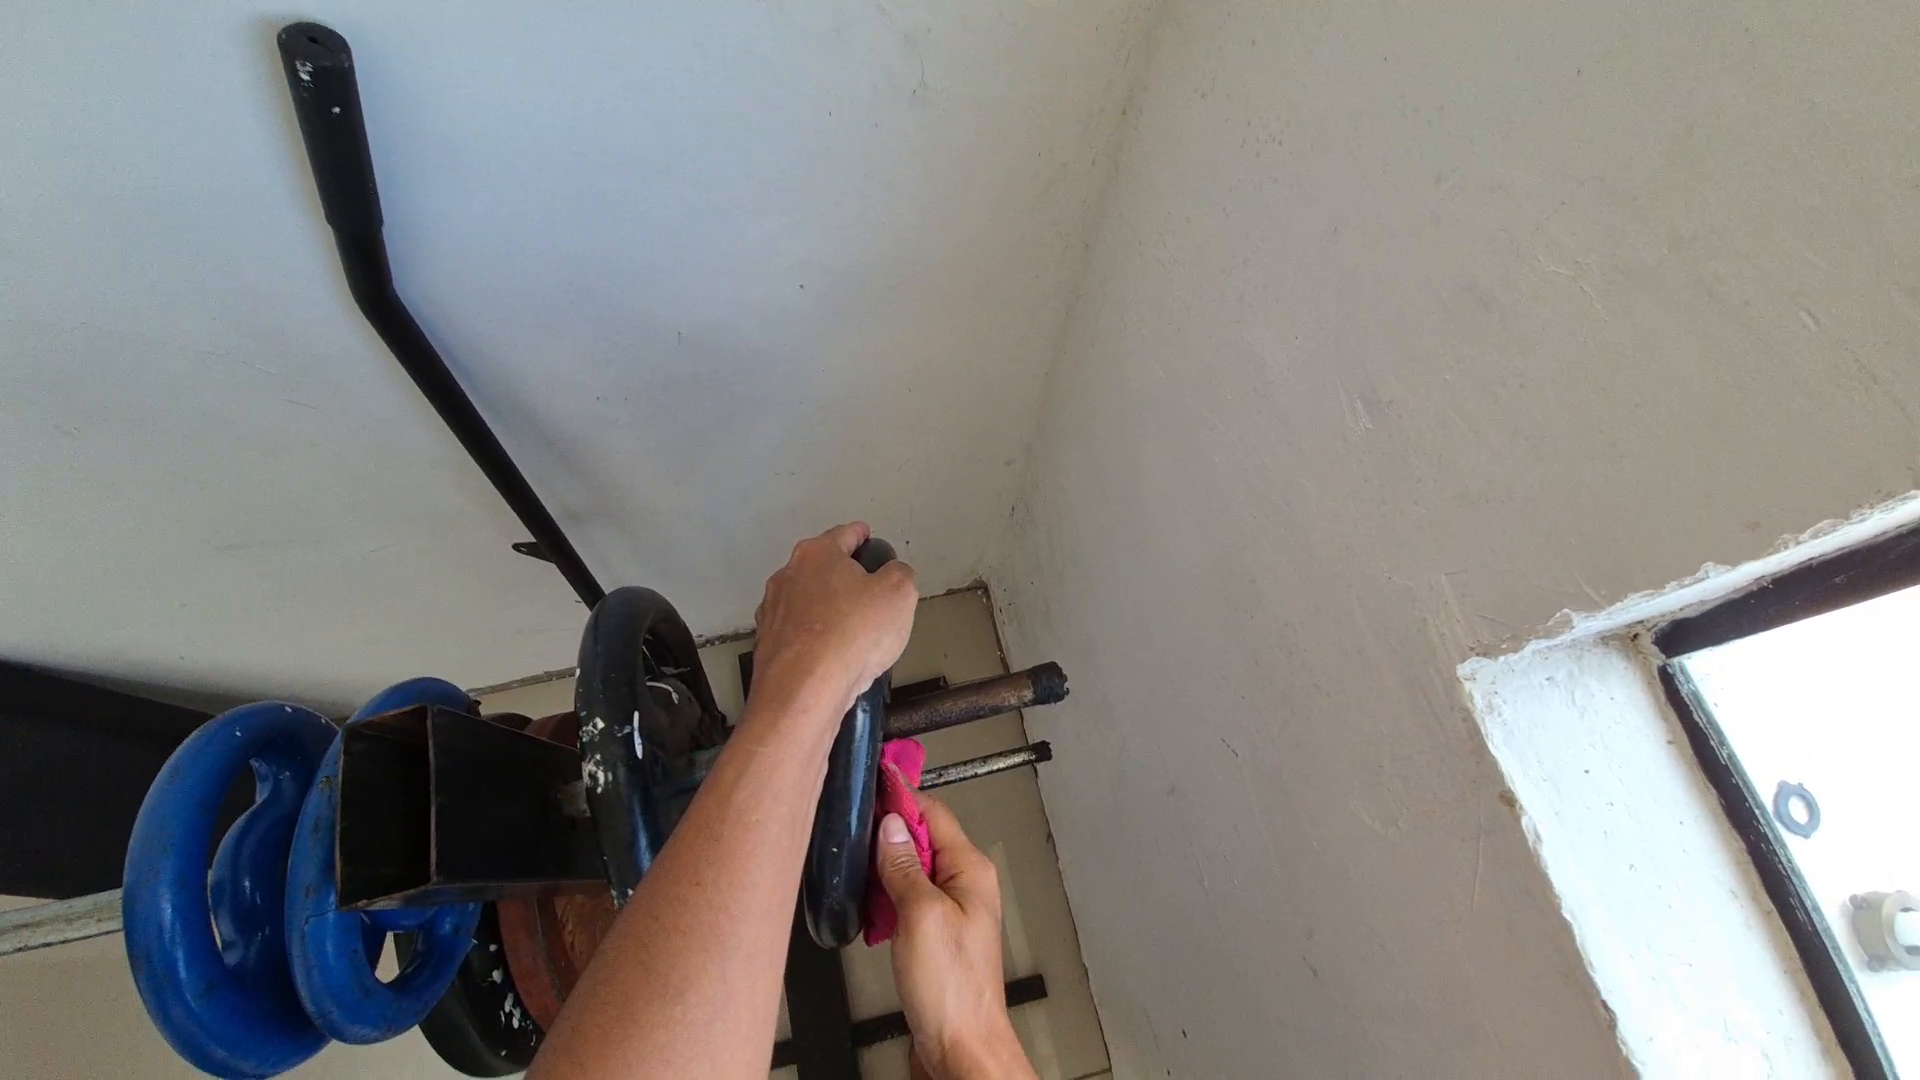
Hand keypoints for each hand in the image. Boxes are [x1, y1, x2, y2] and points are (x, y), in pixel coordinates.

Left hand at [749, 522, 917, 719]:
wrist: (805, 691)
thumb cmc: (852, 635)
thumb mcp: (899, 593)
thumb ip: (900, 573)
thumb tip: (893, 575)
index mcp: (817, 554)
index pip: (845, 534)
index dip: (863, 535)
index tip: (868, 537)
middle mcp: (787, 576)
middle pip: (823, 568)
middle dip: (845, 576)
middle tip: (872, 594)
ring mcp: (772, 612)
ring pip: (808, 602)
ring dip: (828, 609)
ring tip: (856, 634)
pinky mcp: (768, 646)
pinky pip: (800, 635)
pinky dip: (816, 640)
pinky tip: (835, 658)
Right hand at [876, 797, 1036, 1079]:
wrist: (961, 1048)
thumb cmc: (954, 989)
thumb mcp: (920, 914)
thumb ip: (904, 865)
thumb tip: (890, 826)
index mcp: (970, 870)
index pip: (934, 813)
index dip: (903, 795)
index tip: (878, 777)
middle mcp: (964, 884)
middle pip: (924, 838)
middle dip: (890, 833)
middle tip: (859, 827)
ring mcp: (951, 910)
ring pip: (912, 869)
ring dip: (887, 869)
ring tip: (863, 871)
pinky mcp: (936, 935)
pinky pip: (908, 899)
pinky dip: (888, 898)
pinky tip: (872, 908)